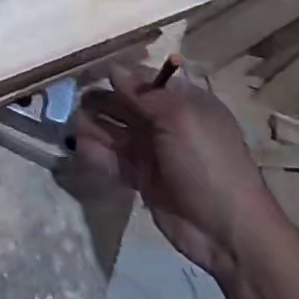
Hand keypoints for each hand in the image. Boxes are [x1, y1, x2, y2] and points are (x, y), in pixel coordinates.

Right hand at [73, 62, 274, 276]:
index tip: (88, 73)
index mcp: (181, 100)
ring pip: (116, 131)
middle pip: (125, 104)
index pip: (143, 79)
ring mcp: (153, 151)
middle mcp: (165, 121)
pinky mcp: (142, 178)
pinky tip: (80, 148)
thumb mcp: (179, 117)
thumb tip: (114, 70)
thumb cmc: (207, 160)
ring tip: (72, 125)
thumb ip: (144, 93)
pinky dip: (97, 153)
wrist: (226, 228)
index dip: (118, 75)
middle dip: (100, 101)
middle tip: (72, 101)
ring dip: (94, 126)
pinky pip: (114, 160)